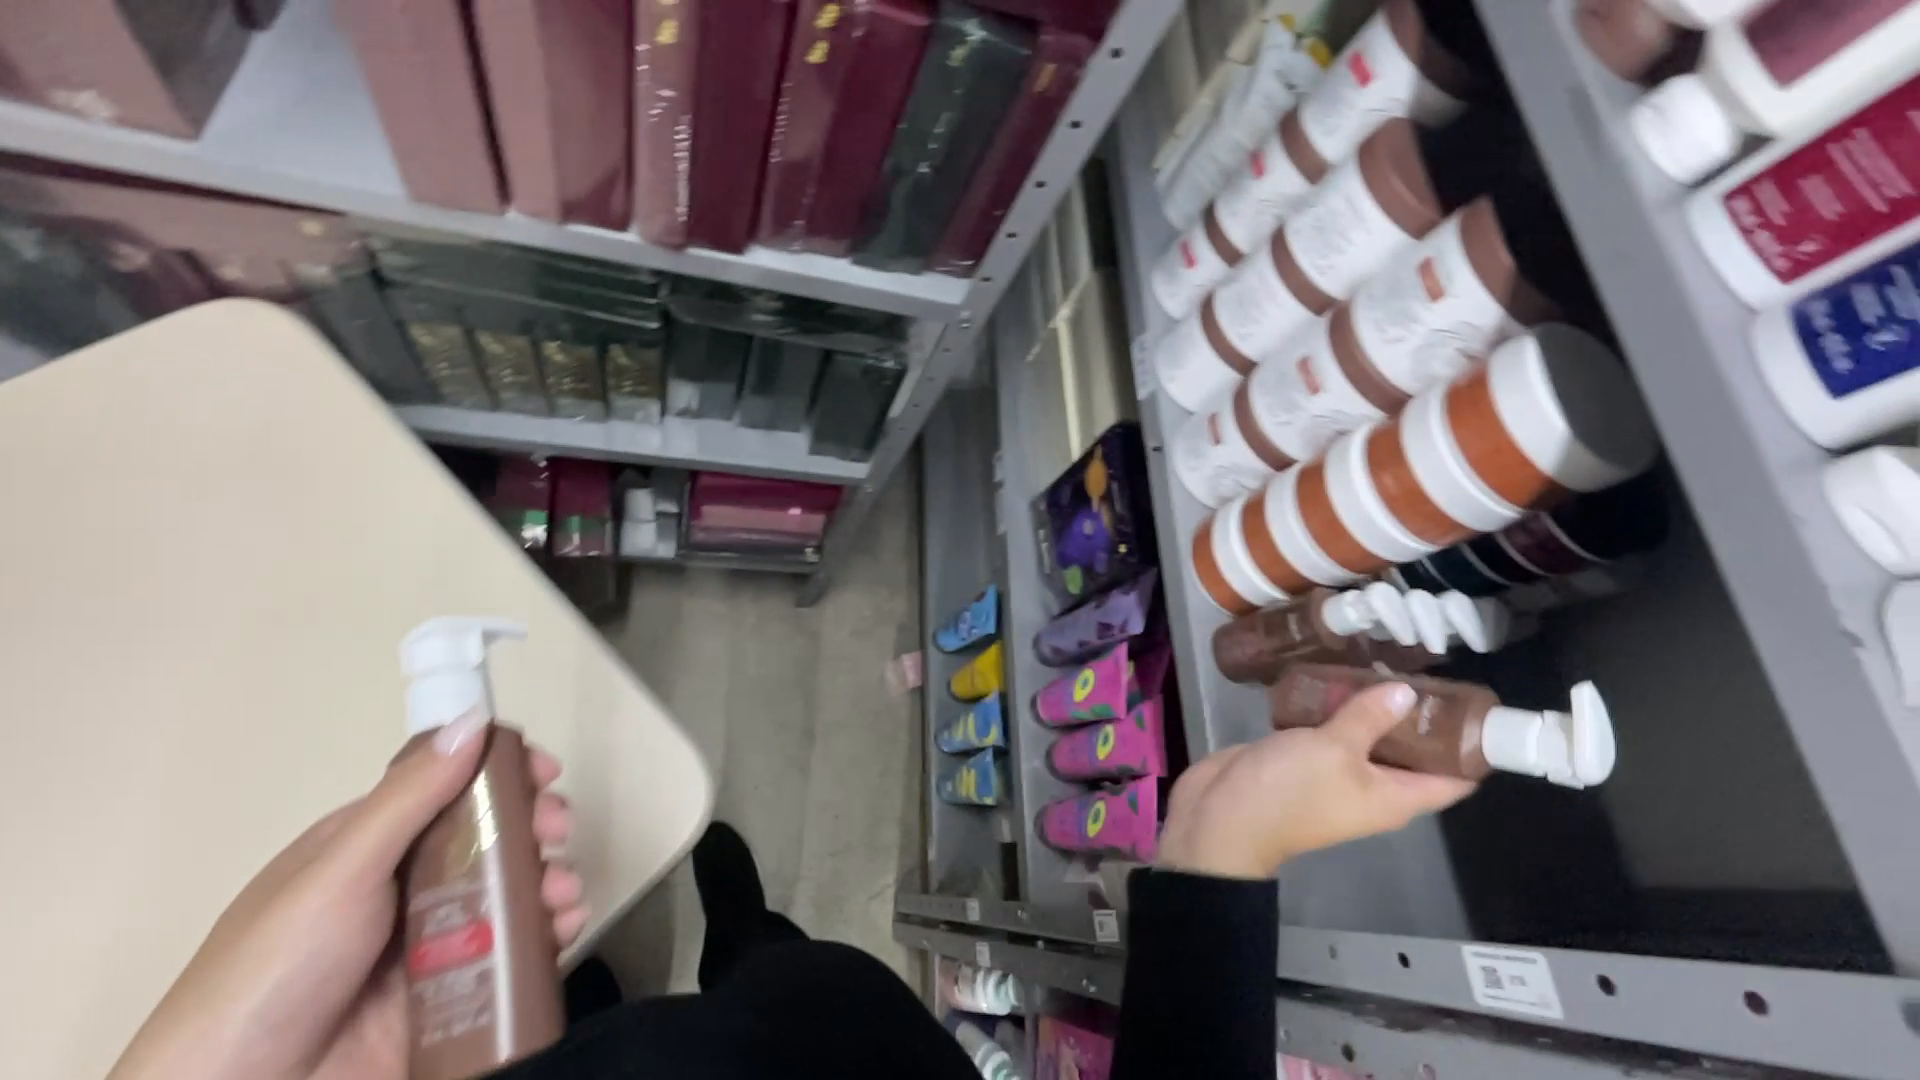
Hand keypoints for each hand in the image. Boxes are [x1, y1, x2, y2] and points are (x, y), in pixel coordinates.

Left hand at [107, 720, 587, 1079]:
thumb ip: (409, 797)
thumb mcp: (339, 871)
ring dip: (551, 880)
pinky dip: (550, 934)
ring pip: (512, 892)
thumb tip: (471, 721)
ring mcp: (434, 941)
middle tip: (558, 831)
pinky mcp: (455, 990)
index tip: (544, 773)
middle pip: (492, 837)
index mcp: (372, 846)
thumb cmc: (275, 970)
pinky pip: (515, 950)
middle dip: (537, 826)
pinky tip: (563, 929)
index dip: (502, 774)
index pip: (449, 789)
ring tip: (563, 894)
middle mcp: (408, 886)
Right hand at [1158, 682, 1476, 878]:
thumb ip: (1369, 718)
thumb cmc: (1289, 791)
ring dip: (1368, 704)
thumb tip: (1407, 692)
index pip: (1454, 778)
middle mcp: (1371, 786)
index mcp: (1394, 796)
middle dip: (1414, 712)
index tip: (1477, 703)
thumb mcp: (1334, 749)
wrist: (1223, 818)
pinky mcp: (1299, 757)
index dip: (1471, 745)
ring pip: (1365, 735)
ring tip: (1376, 661)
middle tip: (1419, 665)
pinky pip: (1327, 729)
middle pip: (1408, 750)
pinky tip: (1327, 675)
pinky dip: (1331, 706)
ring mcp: (1333, 771)